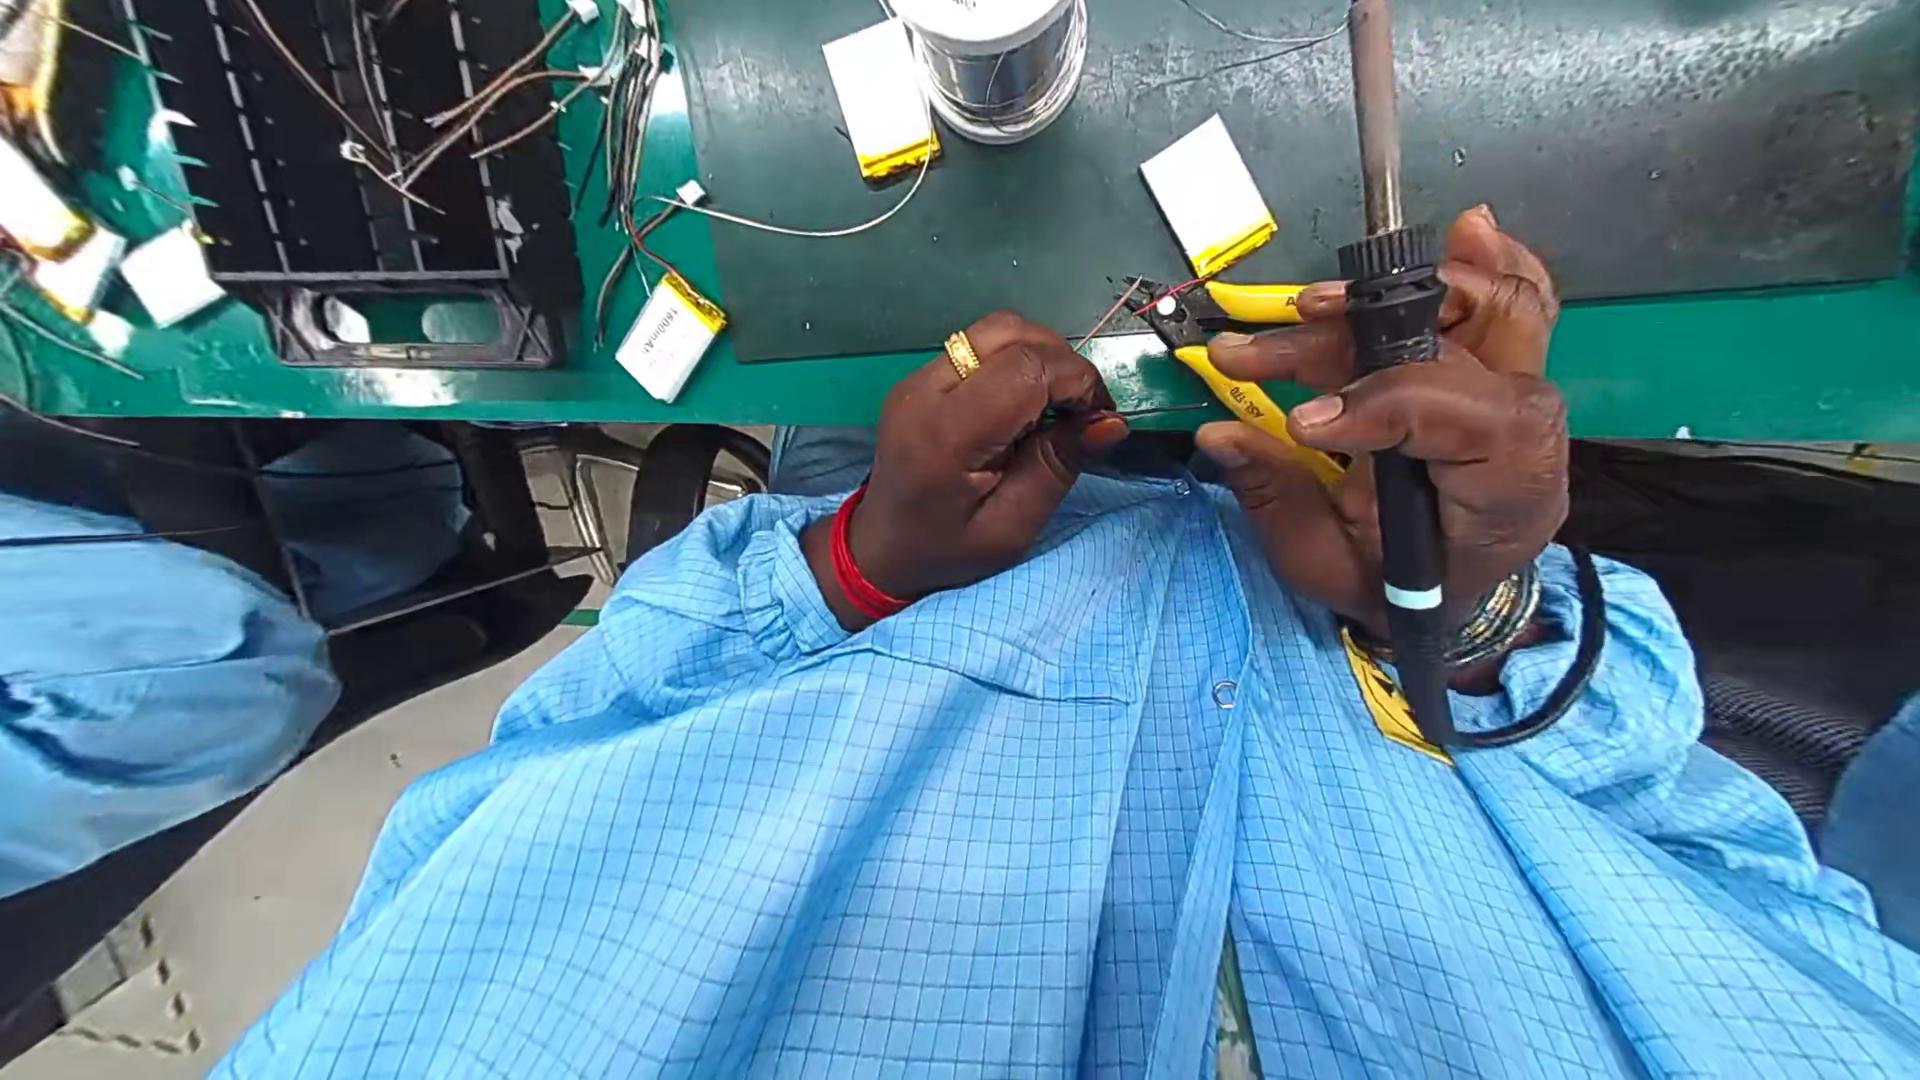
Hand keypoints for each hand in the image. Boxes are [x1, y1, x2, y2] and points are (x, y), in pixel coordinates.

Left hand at [804, 312, 1130, 629]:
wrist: (880, 548)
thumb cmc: (946, 549)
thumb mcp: (1010, 528)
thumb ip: (1056, 468)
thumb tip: (1111, 421)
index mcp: (945, 435)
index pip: (1025, 368)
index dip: (1075, 381)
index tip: (1096, 418)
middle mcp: (924, 391)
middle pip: (1010, 332)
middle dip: (1061, 363)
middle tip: (1077, 412)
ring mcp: (916, 378)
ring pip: (995, 329)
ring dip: (1039, 355)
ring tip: (1051, 406)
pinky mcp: (918, 378)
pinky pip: (978, 346)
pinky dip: (1015, 361)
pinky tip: (1019, 404)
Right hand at [1195, 205, 1567, 638]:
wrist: (1441, 595)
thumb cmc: (1381, 587)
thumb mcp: (1319, 560)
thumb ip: (1274, 496)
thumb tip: (1217, 434)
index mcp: (1501, 497)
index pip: (1470, 420)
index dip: (1383, 403)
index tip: (1299, 423)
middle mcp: (1526, 436)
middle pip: (1455, 352)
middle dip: (1345, 344)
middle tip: (1251, 354)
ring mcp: (1517, 399)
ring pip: (1487, 313)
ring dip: (1385, 299)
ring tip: (1305, 306)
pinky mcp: (1494, 380)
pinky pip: (1513, 309)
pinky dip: (1485, 268)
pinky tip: (1465, 234)